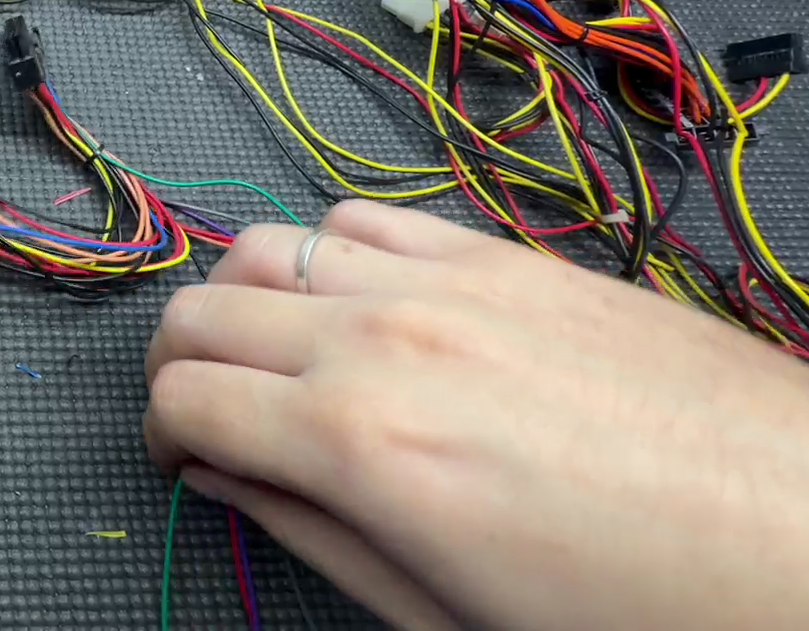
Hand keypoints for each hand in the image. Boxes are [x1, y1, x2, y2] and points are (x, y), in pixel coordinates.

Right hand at [143, 199, 808, 630]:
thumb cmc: (646, 618)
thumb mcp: (447, 617)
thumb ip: (304, 530)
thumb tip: (218, 475)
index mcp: (357, 443)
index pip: (184, 398)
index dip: (161, 429)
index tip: (177, 453)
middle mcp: (373, 340)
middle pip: (196, 311)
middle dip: (172, 360)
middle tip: (196, 399)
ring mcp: (432, 282)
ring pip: (258, 248)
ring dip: (233, 298)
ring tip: (261, 342)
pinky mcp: (491, 254)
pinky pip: (354, 218)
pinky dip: (319, 253)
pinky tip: (346, 298)